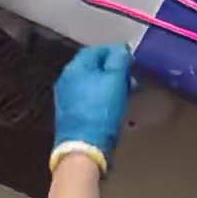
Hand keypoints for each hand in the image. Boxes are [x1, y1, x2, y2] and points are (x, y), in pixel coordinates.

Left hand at [50, 44, 132, 174]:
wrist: (84, 148)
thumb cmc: (101, 111)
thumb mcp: (115, 81)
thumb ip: (119, 60)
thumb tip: (121, 49)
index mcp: (75, 67)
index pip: (97, 50)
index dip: (116, 52)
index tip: (131, 60)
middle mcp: (66, 79)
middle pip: (92, 66)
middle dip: (112, 69)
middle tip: (130, 76)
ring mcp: (65, 97)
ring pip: (90, 82)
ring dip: (107, 83)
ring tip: (124, 91)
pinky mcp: (69, 113)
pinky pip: (87, 97)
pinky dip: (100, 96)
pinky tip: (111, 105)